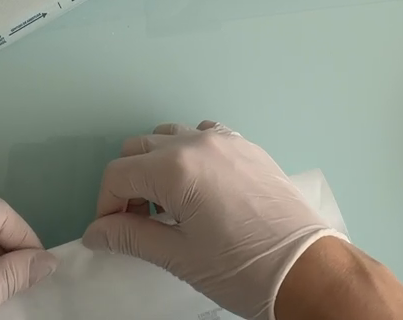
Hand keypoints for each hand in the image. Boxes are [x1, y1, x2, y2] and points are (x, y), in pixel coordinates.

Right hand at [82, 121, 339, 319]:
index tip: (113, 233)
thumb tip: (96, 232)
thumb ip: (131, 236)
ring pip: (169, 136)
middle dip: (129, 184)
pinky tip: (200, 186)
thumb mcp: (179, 257)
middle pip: (138, 149)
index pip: (117, 174)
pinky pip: (202, 135)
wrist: (306, 268)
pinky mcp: (244, 144)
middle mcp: (194, 142)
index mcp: (174, 168)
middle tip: (140, 222)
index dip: (106, 205)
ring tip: (170, 206)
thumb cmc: (242, 268)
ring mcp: (222, 138)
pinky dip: (189, 152)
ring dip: (156, 164)